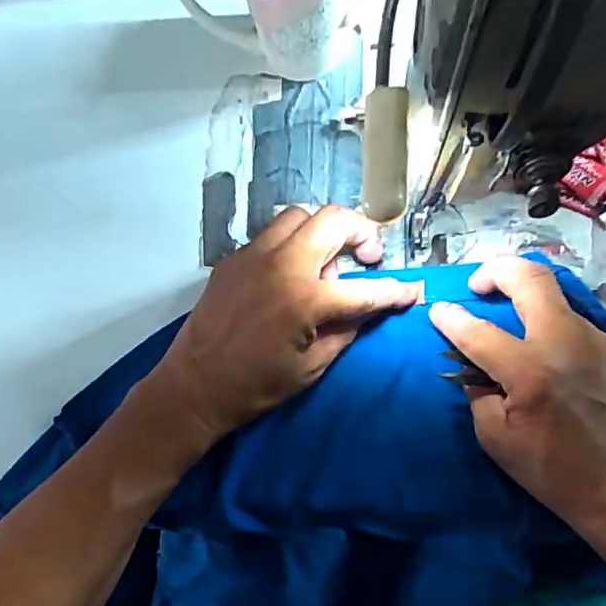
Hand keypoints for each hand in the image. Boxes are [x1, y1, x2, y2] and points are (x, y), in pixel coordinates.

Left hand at [143, 205, 425, 442]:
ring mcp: (252, 257)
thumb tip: (367, 309)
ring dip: (321, 231)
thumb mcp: (310, 368)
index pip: (366, 288)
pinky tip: (288, 274)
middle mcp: (281, 265)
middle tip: (367, 258)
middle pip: (333, 219)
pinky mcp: (231, 261)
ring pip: (297, 217)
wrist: (193, 388)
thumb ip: (345, 331)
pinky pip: (269, 236)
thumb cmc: (254, 388)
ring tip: (324, 262)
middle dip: (361, 232)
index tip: (412, 291)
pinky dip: (288, 245)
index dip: (395, 291)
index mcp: (305, 299)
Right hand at [428, 256, 605, 547]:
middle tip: (479, 283)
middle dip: (498, 271)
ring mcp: (603, 341)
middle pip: (533, 280)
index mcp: (530, 371)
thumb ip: (478, 393)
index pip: (479, 331)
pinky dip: (559, 337)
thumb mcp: (494, 437)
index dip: (451, 319)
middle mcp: (569, 344)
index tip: (437, 310)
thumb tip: (474, 368)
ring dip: (531, 308)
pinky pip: (581, 329)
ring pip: (559, 303)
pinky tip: (557, 362)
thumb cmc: (547, 468)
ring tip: (518, 330)